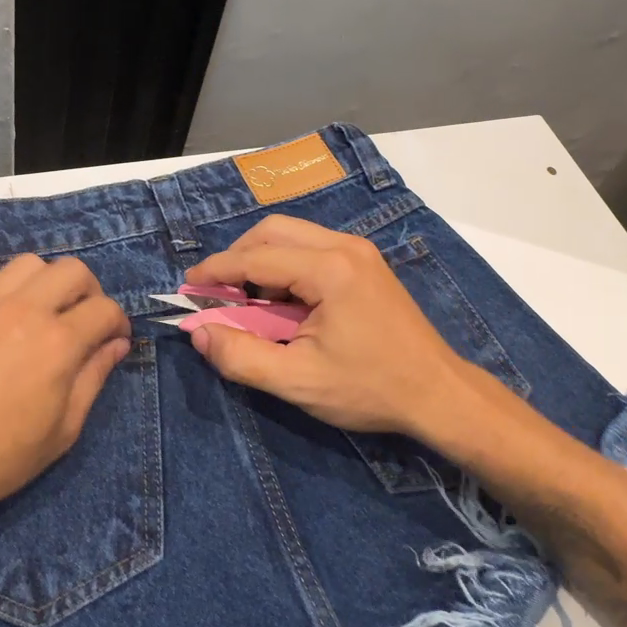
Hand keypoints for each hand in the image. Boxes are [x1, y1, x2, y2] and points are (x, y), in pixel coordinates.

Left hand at [0, 254, 130, 532]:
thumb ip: (93, 379)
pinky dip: (14, 291)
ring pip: (32, 264)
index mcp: (57, 343)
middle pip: (73, 270)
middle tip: (84, 322)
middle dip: (90, 293)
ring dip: (49, 282)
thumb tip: (116, 345)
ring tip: (45, 314)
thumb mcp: (60, 431)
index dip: (118, 323)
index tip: (114, 340)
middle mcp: (25, 310)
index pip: (104, 308)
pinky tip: (8, 323)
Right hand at [183, 215, 486, 439]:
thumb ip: (241, 356)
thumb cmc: (370, 388)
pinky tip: (280, 302)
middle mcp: (343, 246)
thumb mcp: (298, 381)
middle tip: (217, 292)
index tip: (188, 286)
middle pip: (272, 231)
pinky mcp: (366, 263)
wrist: (439, 395)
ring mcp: (359, 251)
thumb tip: (199, 332)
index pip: (256, 257)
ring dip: (261, 260)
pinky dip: (285, 266)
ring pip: (293, 235)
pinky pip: (312, 248)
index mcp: (328, 269)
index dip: (217, 271)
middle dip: (238, 257)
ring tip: (246, 300)